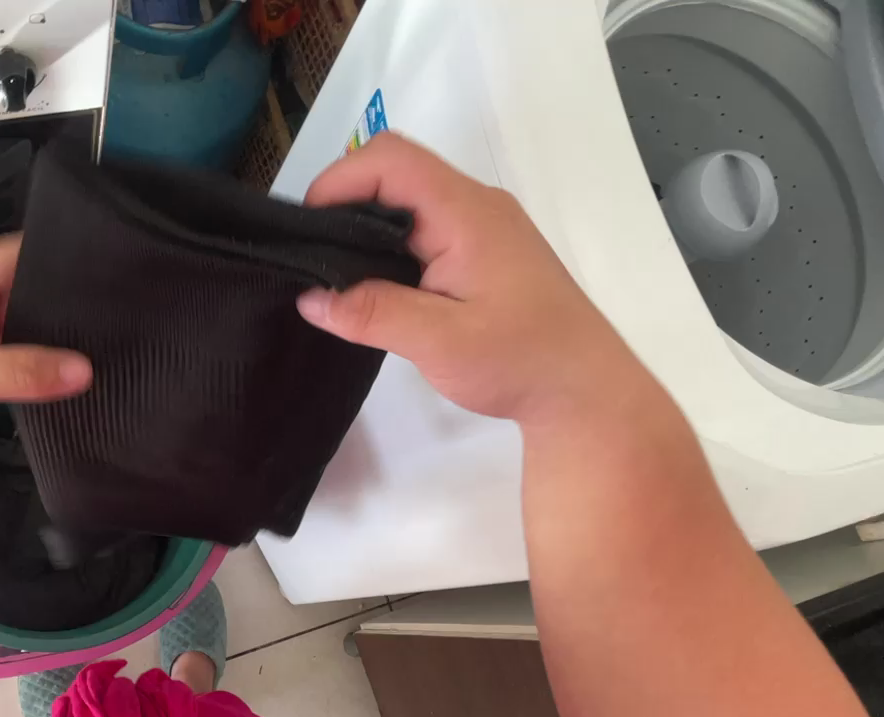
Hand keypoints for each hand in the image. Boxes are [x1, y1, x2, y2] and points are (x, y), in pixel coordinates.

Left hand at [0, 234, 90, 487]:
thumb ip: (25, 372)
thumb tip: (86, 371)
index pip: (9, 255)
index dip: (50, 254)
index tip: (98, 263)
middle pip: (17, 294)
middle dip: (57, 302)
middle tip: (108, 310)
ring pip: (14, 333)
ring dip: (45, 341)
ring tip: (97, 343)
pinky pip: (6, 365)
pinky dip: (30, 370)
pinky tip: (61, 378)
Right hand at [296, 133, 652, 425]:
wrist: (579, 388)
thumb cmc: (520, 361)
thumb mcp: (439, 342)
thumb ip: (372, 314)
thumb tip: (310, 298)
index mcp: (467, 213)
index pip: (392, 161)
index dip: (338, 181)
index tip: (304, 230)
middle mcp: (474, 206)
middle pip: (396, 172)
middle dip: (343, 203)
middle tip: (310, 257)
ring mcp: (479, 228)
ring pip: (406, 202)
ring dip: (363, 229)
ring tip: (331, 275)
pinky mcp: (478, 253)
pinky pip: (421, 229)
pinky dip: (385, 247)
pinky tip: (370, 287)